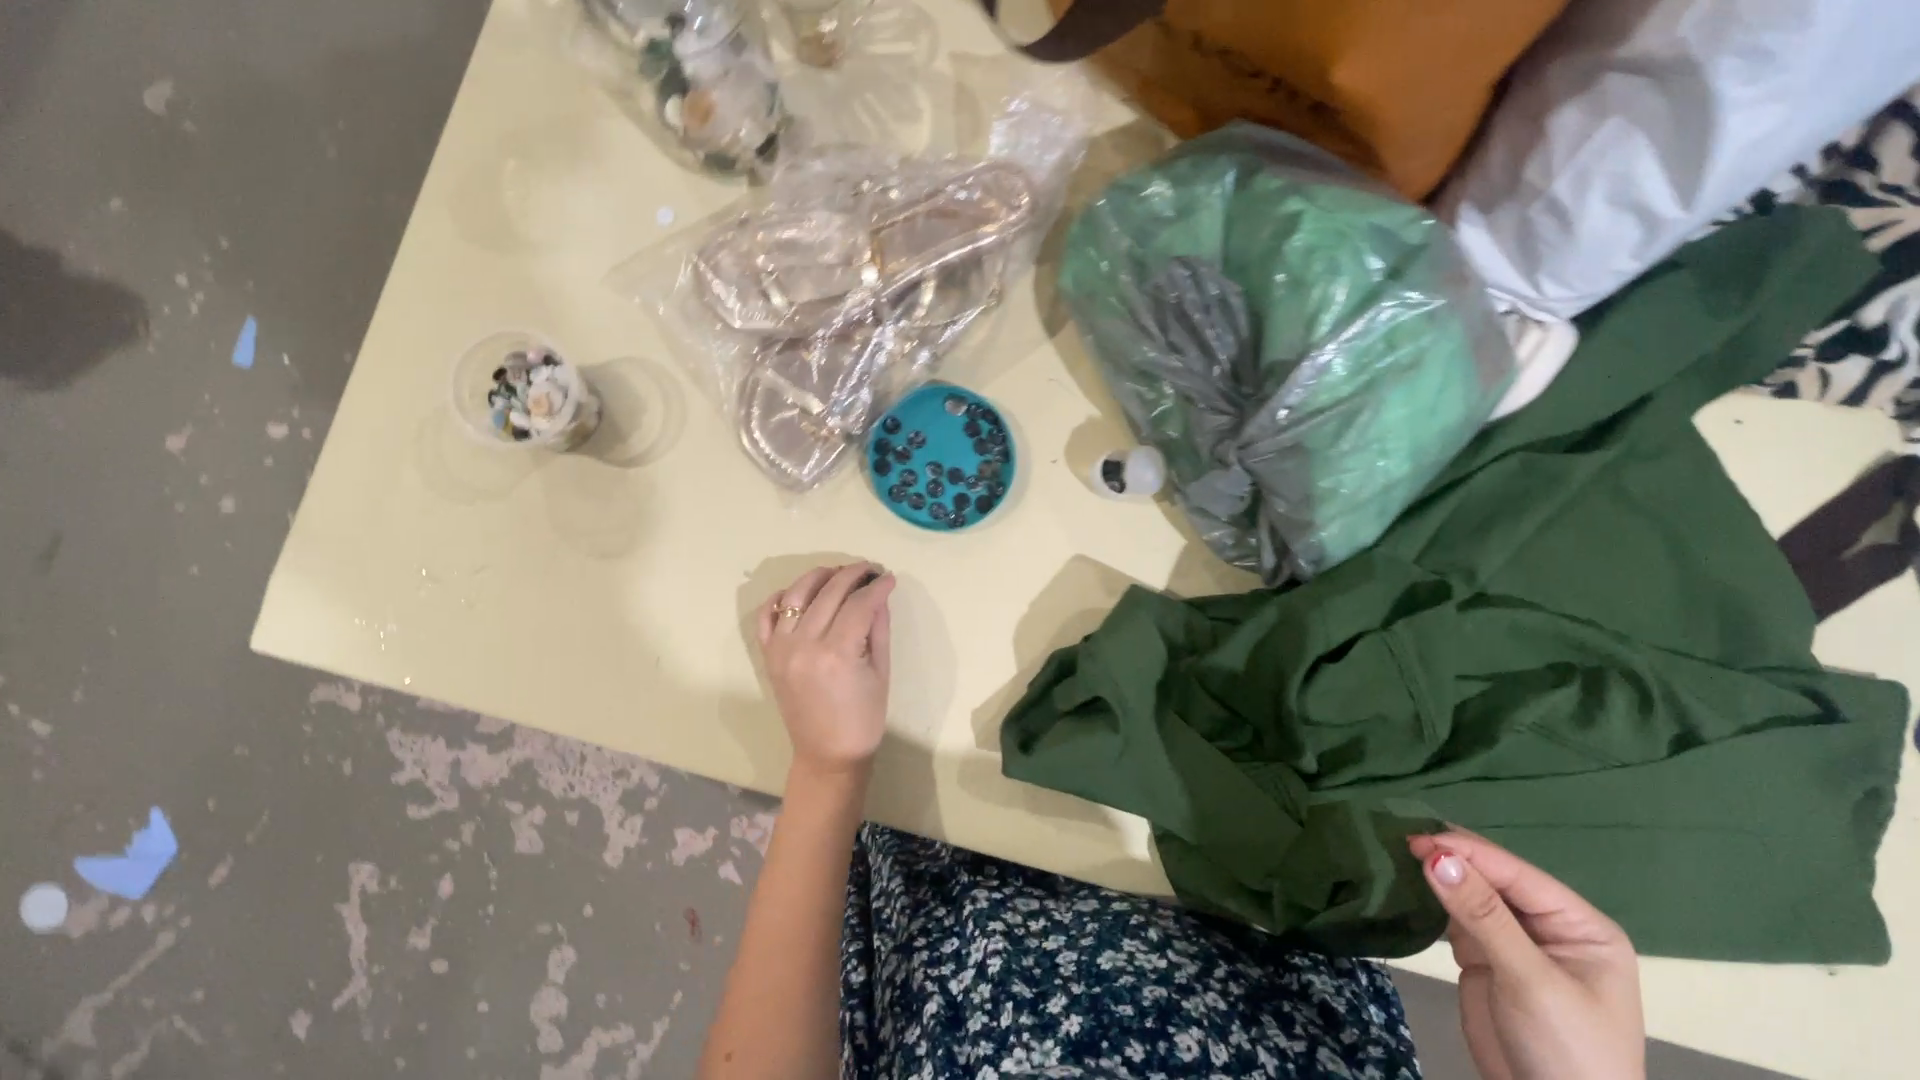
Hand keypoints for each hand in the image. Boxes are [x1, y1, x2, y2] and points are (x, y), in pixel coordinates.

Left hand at [755, 563, 895, 777]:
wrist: (828, 754)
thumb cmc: (863, 719)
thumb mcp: (881, 672)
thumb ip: (879, 628)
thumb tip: (880, 592)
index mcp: (838, 654)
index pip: (859, 604)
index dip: (876, 586)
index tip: (888, 577)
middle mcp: (805, 646)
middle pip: (830, 593)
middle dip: (852, 574)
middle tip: (869, 570)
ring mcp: (782, 649)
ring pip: (798, 595)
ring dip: (819, 577)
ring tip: (839, 574)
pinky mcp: (769, 655)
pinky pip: (767, 616)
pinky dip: (782, 598)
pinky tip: (801, 593)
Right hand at [1409, 832, 1644, 1079]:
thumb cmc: (1565, 1048)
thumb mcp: (1529, 980)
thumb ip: (1483, 916)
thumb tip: (1436, 857)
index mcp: (1580, 925)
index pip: (1518, 875)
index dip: (1469, 854)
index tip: (1418, 838)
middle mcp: (1549, 927)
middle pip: (1495, 880)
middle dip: (1452, 859)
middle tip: (1400, 837)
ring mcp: (1515, 943)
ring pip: (1472, 896)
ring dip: (1439, 876)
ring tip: (1396, 850)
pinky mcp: (1485, 961)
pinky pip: (1457, 919)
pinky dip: (1433, 901)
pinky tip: (1407, 883)